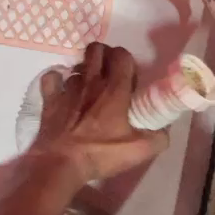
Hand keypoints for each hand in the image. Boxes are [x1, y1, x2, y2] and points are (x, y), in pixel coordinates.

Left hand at [25, 42, 169, 186]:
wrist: (60, 165)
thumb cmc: (101, 154)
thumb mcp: (139, 151)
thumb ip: (159, 137)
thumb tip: (165, 129)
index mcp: (115, 89)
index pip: (122, 55)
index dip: (128, 62)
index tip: (130, 80)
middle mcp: (91, 81)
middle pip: (97, 49)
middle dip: (106, 57)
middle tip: (111, 76)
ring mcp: (68, 88)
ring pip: (78, 65)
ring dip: (86, 72)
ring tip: (90, 89)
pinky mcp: (50, 99)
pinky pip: (53, 78)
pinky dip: (58, 81)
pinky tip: (64, 93)